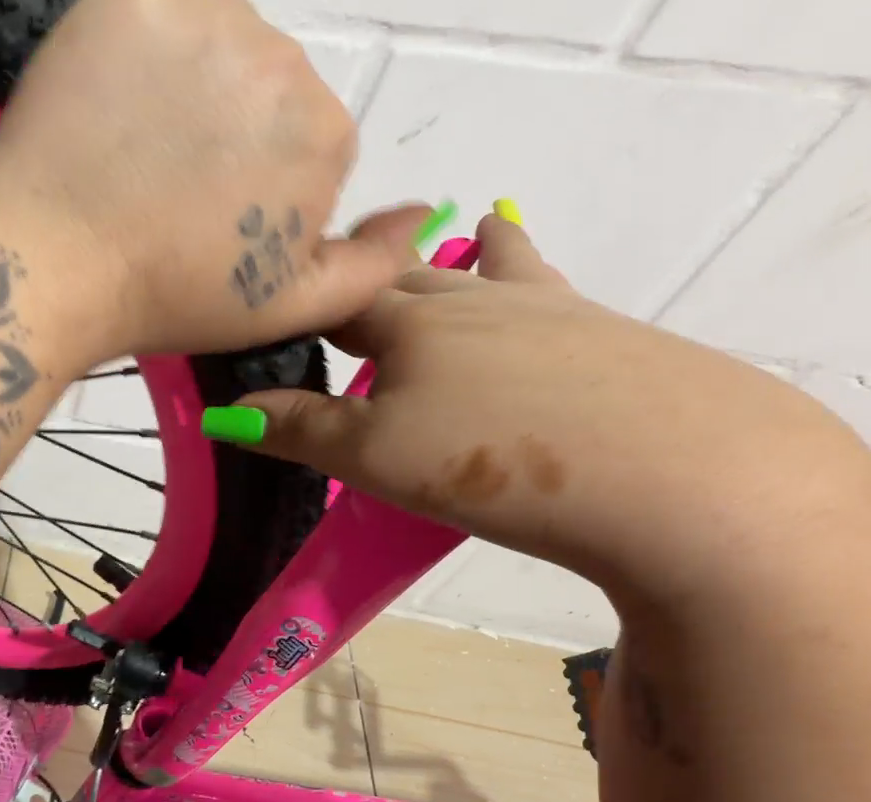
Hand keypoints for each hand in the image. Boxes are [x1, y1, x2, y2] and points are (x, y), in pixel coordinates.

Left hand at [0, 0, 427, 357]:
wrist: (50, 270)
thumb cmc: (159, 299)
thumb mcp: (278, 312)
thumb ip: (366, 268)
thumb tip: (422, 212)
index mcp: (324, 137)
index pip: (292, 138)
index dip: (237, 178)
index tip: (189, 214)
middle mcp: (286, 65)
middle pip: (254, 87)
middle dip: (210, 129)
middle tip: (146, 185)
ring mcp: (210, 24)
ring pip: (205, 43)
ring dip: (171, 84)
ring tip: (117, 149)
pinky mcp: (139, 1)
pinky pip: (152, 10)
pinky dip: (130, 44)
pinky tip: (101, 100)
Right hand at [229, 214, 870, 597]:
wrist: (674, 476)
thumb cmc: (489, 460)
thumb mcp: (370, 454)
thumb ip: (295, 428)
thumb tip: (223, 413)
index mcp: (409, 322)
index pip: (338, 298)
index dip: (300, 304)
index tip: (272, 310)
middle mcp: (475, 300)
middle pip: (407, 279)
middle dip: (370, 283)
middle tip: (346, 299)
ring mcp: (548, 309)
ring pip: (485, 270)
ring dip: (460, 256)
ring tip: (464, 229)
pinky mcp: (604, 334)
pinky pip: (544, 287)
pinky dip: (523, 266)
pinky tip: (529, 270)